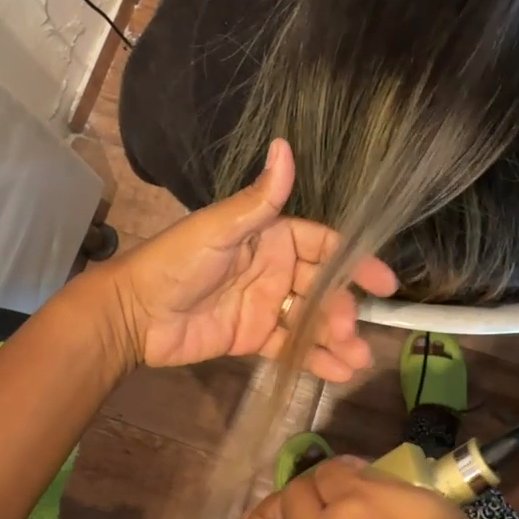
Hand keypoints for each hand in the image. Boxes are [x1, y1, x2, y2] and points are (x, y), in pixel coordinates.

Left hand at [88, 139, 397, 379]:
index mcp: (272, 236)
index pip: (324, 245)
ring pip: (311, 319)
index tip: (384, 283)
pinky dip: (315, 359)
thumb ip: (259, 198)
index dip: (356, 261)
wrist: (134, 312)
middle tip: (352, 330)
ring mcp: (266, 303)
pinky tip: (338, 373)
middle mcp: (276, 267)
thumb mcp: (220, 228)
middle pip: (323, 287)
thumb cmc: (177, 261)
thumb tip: (284, 145)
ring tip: (357, 360)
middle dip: (342, 308)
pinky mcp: (254, 336)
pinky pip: (291, 347)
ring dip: (336, 338)